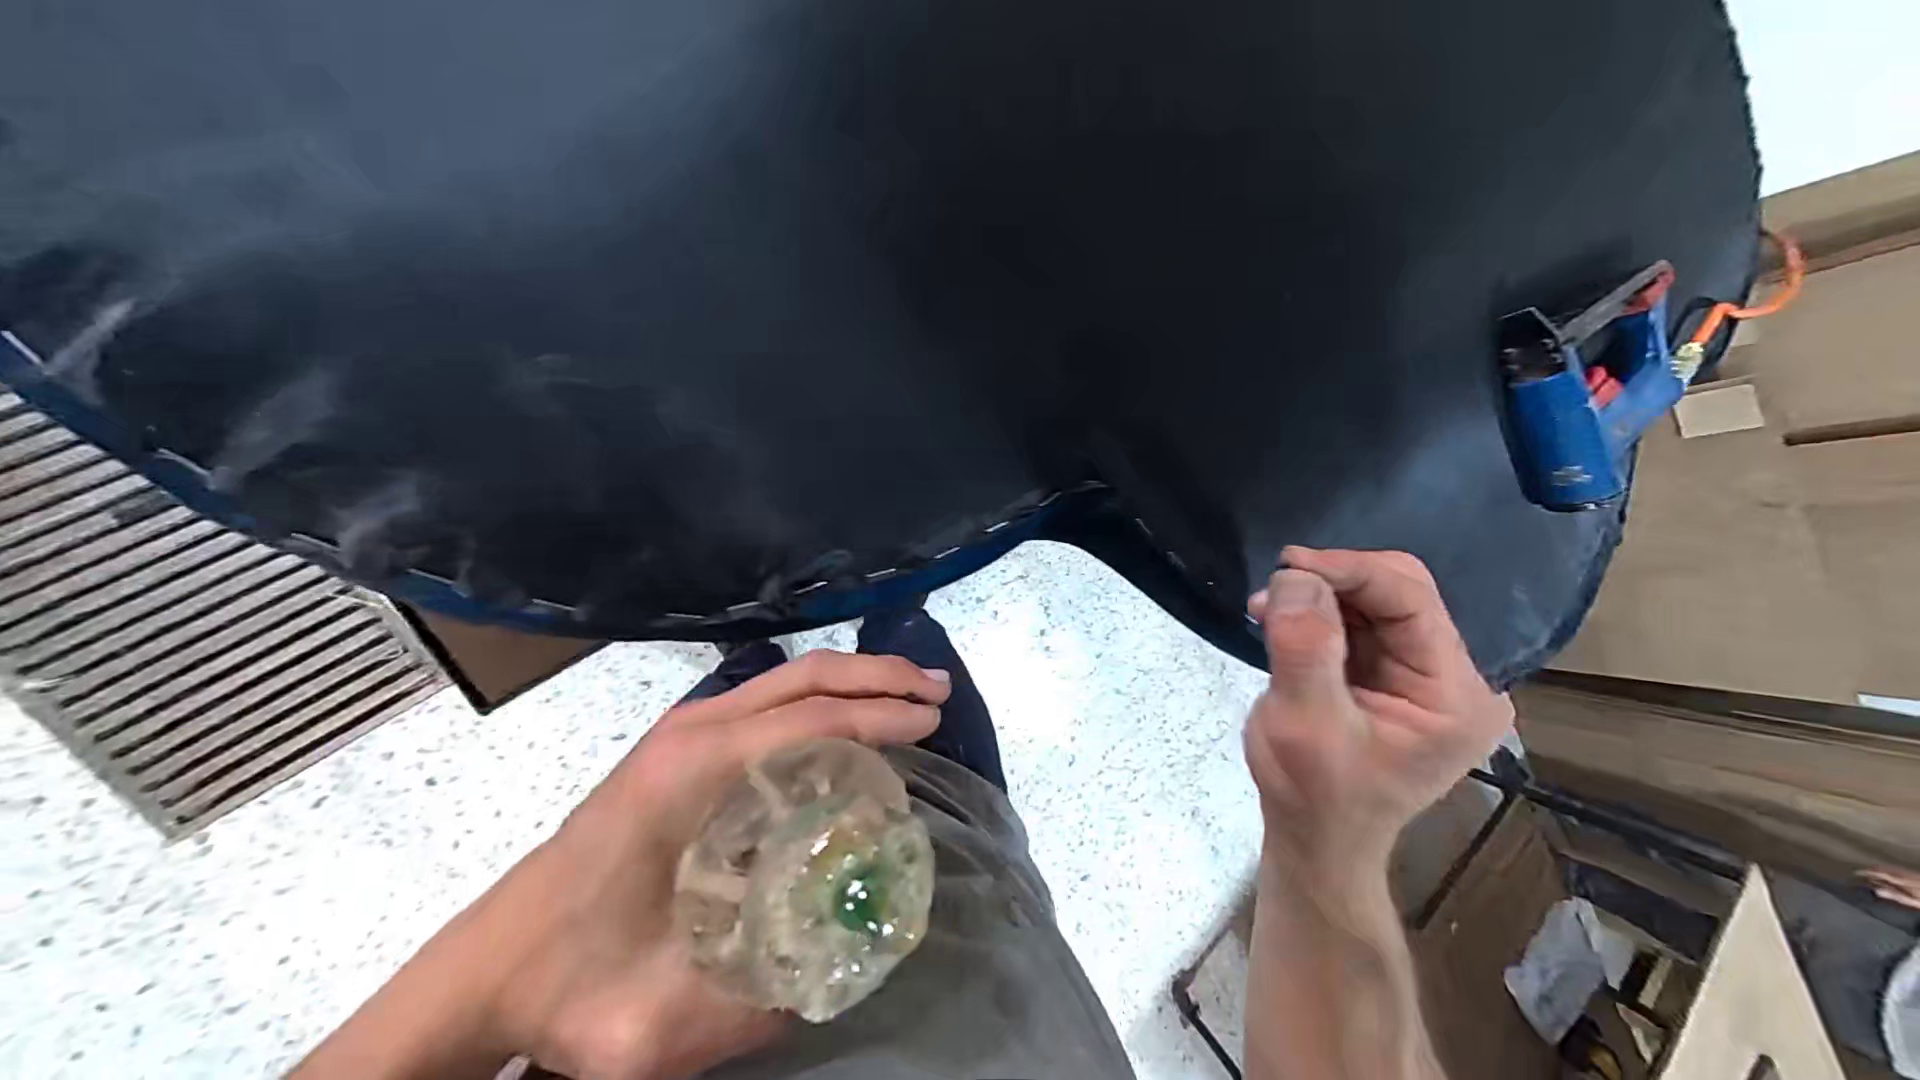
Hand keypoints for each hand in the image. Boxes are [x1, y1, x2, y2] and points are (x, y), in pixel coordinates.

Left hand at [436, 651, 948, 1079]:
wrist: (496, 959)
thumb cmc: (572, 979)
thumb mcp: (656, 1022)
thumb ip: (755, 1008)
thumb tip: (850, 968)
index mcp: (692, 772)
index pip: (808, 722)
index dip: (879, 717)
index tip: (932, 723)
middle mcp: (693, 730)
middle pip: (805, 678)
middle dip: (880, 676)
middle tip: (936, 692)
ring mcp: (686, 729)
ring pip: (789, 679)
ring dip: (856, 678)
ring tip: (911, 692)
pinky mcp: (684, 741)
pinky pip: (770, 698)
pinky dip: (824, 695)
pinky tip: (851, 717)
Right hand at [1244, 547, 1512, 885]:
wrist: (1315, 838)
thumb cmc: (1312, 794)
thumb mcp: (1303, 723)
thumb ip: (1304, 648)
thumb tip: (1293, 577)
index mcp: (1455, 693)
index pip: (1410, 599)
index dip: (1348, 571)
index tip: (1286, 565)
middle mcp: (1454, 677)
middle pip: (1399, 592)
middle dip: (1332, 582)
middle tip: (1273, 592)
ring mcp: (1424, 675)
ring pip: (1375, 600)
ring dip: (1318, 596)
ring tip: (1267, 611)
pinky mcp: (1393, 675)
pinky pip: (1359, 622)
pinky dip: (1317, 613)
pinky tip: (1282, 623)